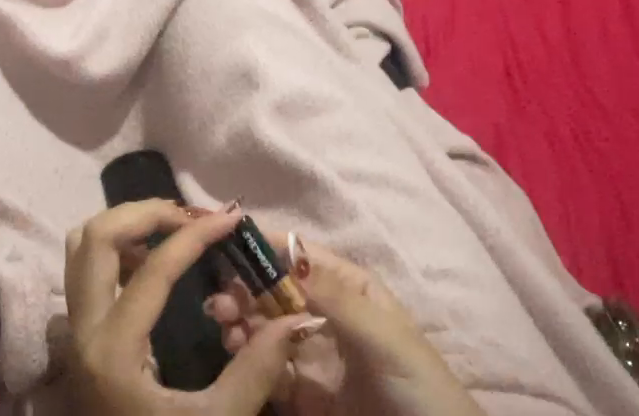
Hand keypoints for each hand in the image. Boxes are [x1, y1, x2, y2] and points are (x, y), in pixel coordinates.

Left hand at [66, 201, 323, 414]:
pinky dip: (114, 249)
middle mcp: (81, 330)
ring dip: (124, 227)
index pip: (152, 269)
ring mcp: (72, 332)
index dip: (195, 235)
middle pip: (96, 237)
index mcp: (112, 350)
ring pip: (81, 247)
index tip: (231, 219)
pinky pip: (83, 269)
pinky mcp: (76, 338)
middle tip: (192, 215)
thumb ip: (255, 370)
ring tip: (171, 232)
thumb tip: (295, 320)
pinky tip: (150, 264)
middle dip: (145, 213)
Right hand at [206, 232, 486, 415]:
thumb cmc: (418, 383)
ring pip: (264, 327)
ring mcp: (311, 352)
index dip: (264, 248)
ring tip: (226, 330)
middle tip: (219, 302)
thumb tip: (289, 252)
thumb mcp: (383, 336)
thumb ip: (335, 297)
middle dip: (243, 290)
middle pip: (272, 290)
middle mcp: (324, 313)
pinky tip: (239, 358)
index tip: (226, 245)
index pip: (298, 256)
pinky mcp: (303, 392)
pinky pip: (268, 369)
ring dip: (240, 323)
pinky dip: (249, 361)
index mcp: (347, 288)